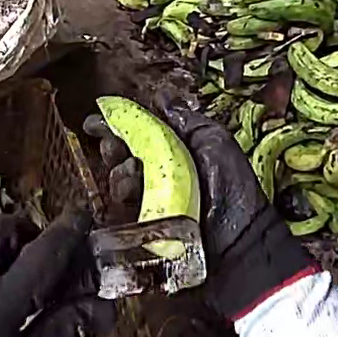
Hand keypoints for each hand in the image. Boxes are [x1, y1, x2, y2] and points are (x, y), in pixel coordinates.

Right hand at [87, 98, 314, 321]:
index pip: (140, 132)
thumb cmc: (234, 191)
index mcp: (176, 150)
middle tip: (113, 146)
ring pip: (119, 179)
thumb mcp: (215, 144)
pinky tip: (130, 195)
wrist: (239, 241)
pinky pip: (121, 209)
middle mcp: (159, 173)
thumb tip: (161, 95)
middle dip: (113, 146)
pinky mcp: (145, 226)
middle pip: (123, 154)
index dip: (118, 124)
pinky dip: (121, 198)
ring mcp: (151, 200)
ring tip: (132, 176)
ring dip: (120, 173)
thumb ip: (186, 120)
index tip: (98, 120)